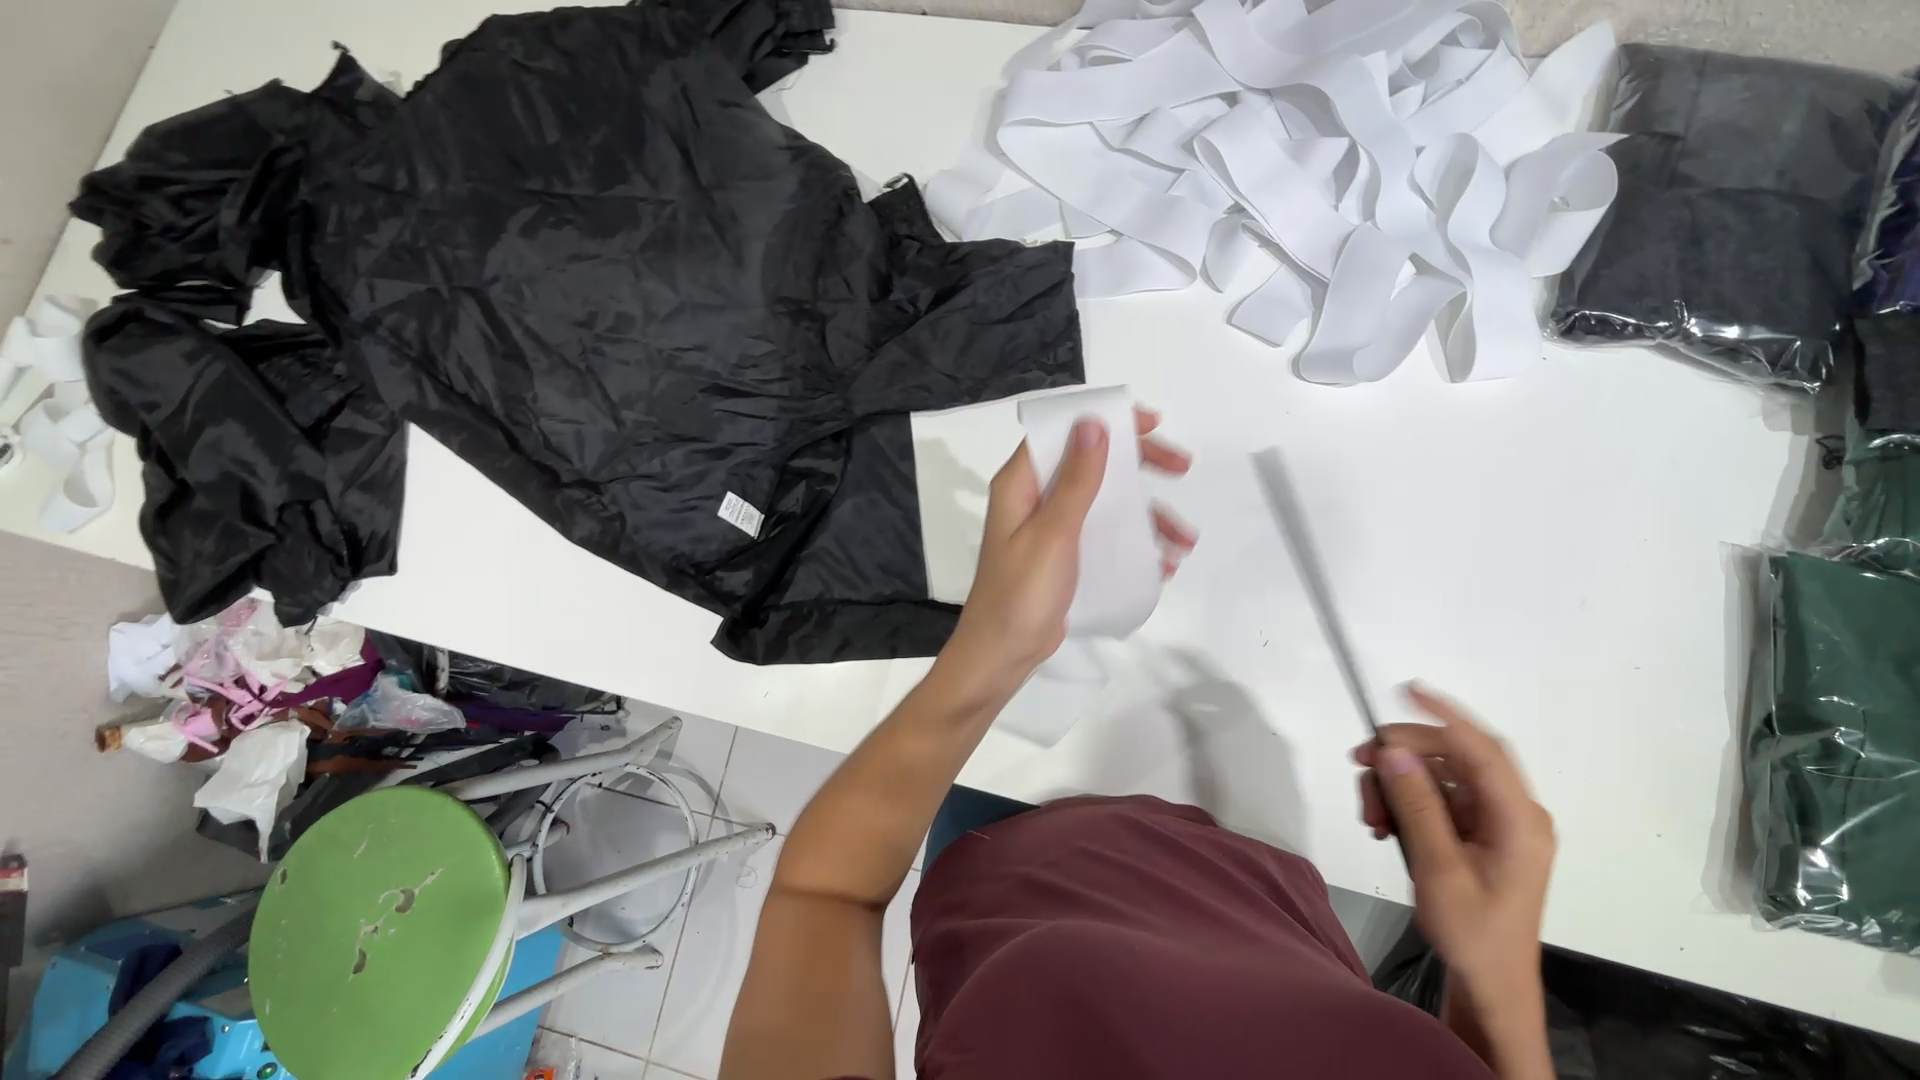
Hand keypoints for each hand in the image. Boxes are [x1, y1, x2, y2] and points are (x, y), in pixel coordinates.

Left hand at [947, 407, 1194, 679]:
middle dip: (1139, 465)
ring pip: (1106, 503)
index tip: (1150, 424)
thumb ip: (1076, 481)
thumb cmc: (1022, 592)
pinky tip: (1165, 563)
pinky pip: (1106, 537)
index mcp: (1022, 484)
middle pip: (1092, 464)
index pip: (1064, 434)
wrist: (1003, 654)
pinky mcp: (1066, 557)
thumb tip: (1093, 425)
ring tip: (1186, 539)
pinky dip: (1135, 545)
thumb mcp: (1053, 533)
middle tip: (1182, 467)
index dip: (1106, 423)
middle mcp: (1035, 499)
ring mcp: (1052, 529)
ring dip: (1147, 516)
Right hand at [1353, 685, 1554, 998]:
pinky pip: (1432, 797)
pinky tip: (1383, 825)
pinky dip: (1402, 802)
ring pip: (1435, 775)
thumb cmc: (1472, 931)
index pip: (1483, 748)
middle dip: (1402, 754)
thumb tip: (1391, 751)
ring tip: (1370, 816)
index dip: (1444, 715)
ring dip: (1395, 784)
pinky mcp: (1474, 832)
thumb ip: (1416, 806)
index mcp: (1519, 819)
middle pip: (1452, 757)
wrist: (1489, 981)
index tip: (1405, 690)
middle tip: (1359, 762)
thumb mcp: (1438, 868)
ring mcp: (1492, 821)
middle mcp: (1511, 811)